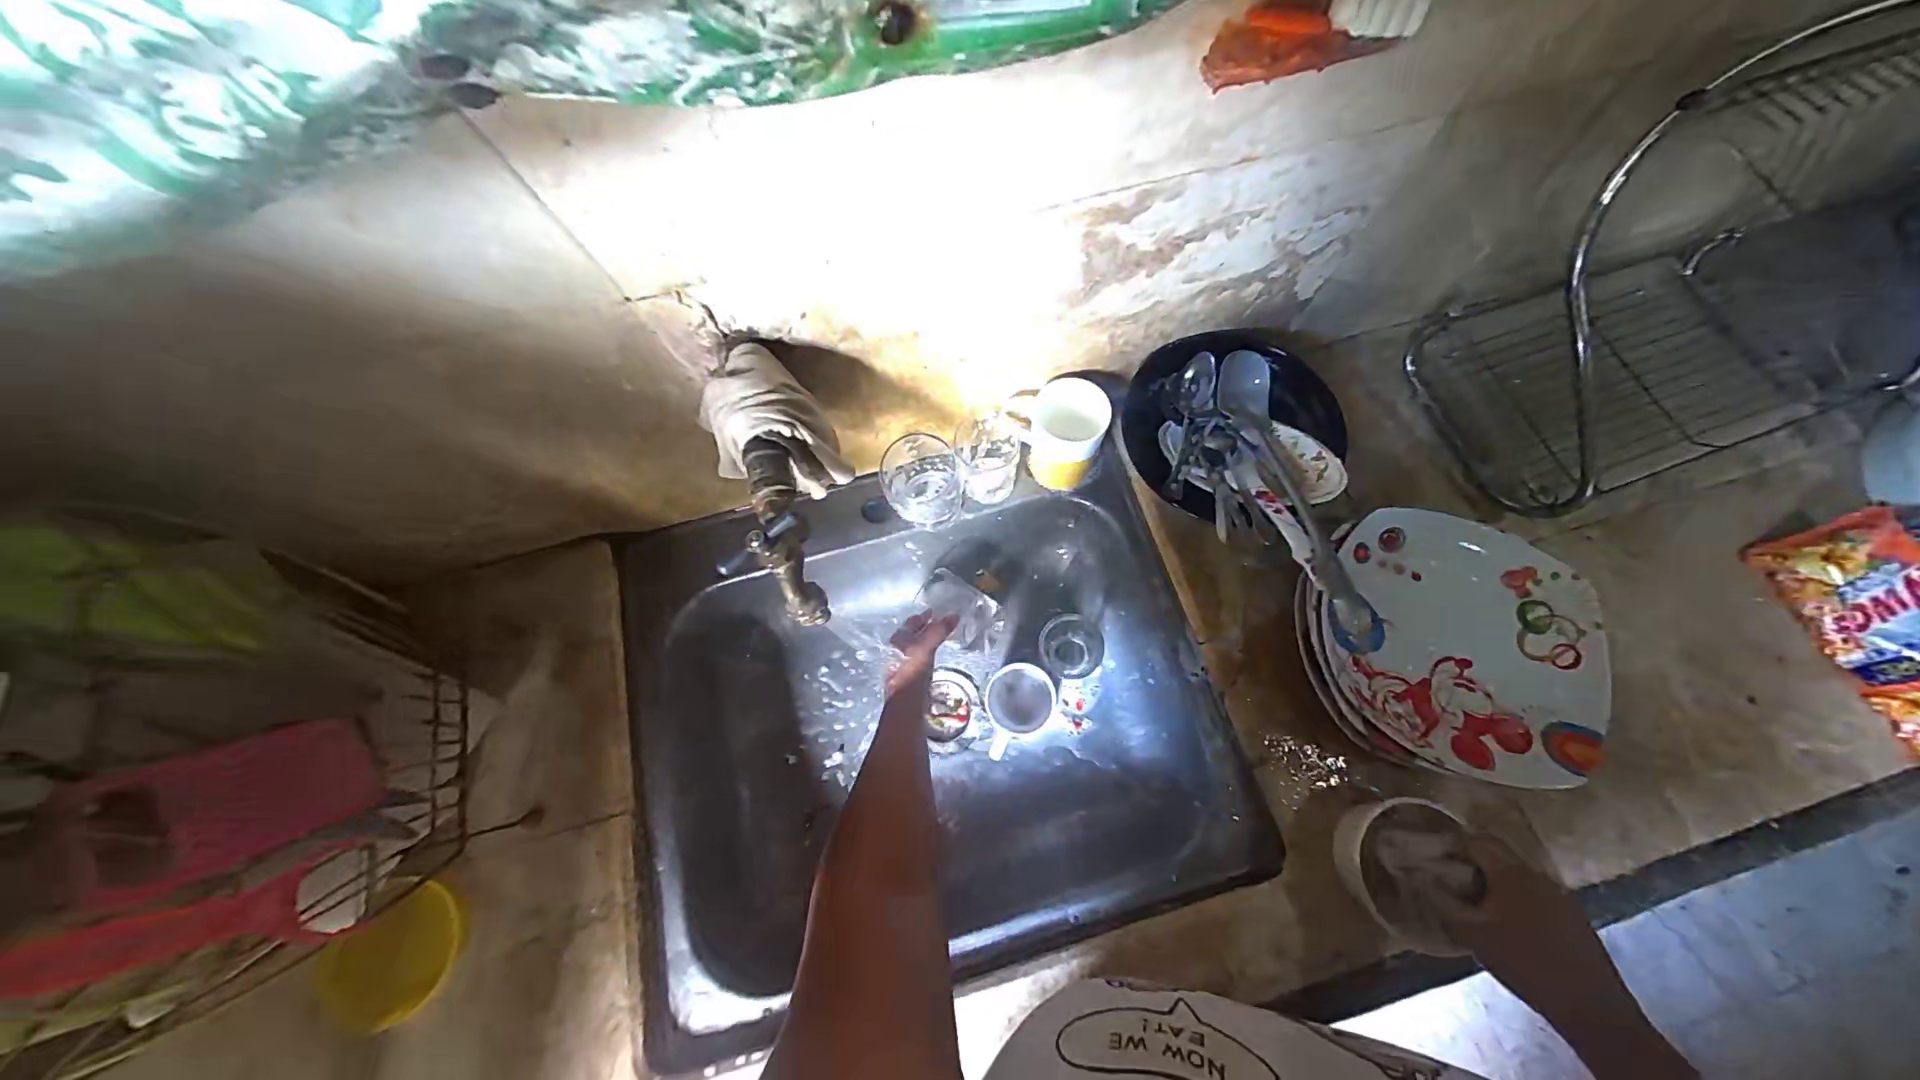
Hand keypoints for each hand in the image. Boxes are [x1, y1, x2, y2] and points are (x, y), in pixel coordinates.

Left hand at [885, 611, 957, 695]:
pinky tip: (934, 660)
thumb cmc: (912, 673)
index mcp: (898, 641)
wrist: (906, 706)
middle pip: (912, 635)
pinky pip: (919, 661)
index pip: (912, 623)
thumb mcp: (926, 647)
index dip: (924, 616)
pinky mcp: (909, 680)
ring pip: (915, 648)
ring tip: (939, 640)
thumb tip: (954, 615)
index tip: (934, 611)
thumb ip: (938, 631)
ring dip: (927, 643)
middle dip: (925, 629)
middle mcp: (896, 652)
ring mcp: (902, 666)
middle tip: (939, 624)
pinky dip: (928, 656)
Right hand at [1437, 837, 1695, 1079]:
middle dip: (1473, 864)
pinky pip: (1538, 896)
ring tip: (1477, 901)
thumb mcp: (1472, 936)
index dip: (1451, 844)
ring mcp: (1563, 897)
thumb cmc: (1524, 963)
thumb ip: (1442, 905)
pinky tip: (1510, 922)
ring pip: (1519, 878)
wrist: (1592, 1008)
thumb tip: (1418, 882)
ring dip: (1497, 884)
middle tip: (1451, 878)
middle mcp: (1539, 876)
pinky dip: (1518, 900)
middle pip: (1499, 858)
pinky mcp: (1576, 919)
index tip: (1432, 853)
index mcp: (1512, 873)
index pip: (1475, 843)